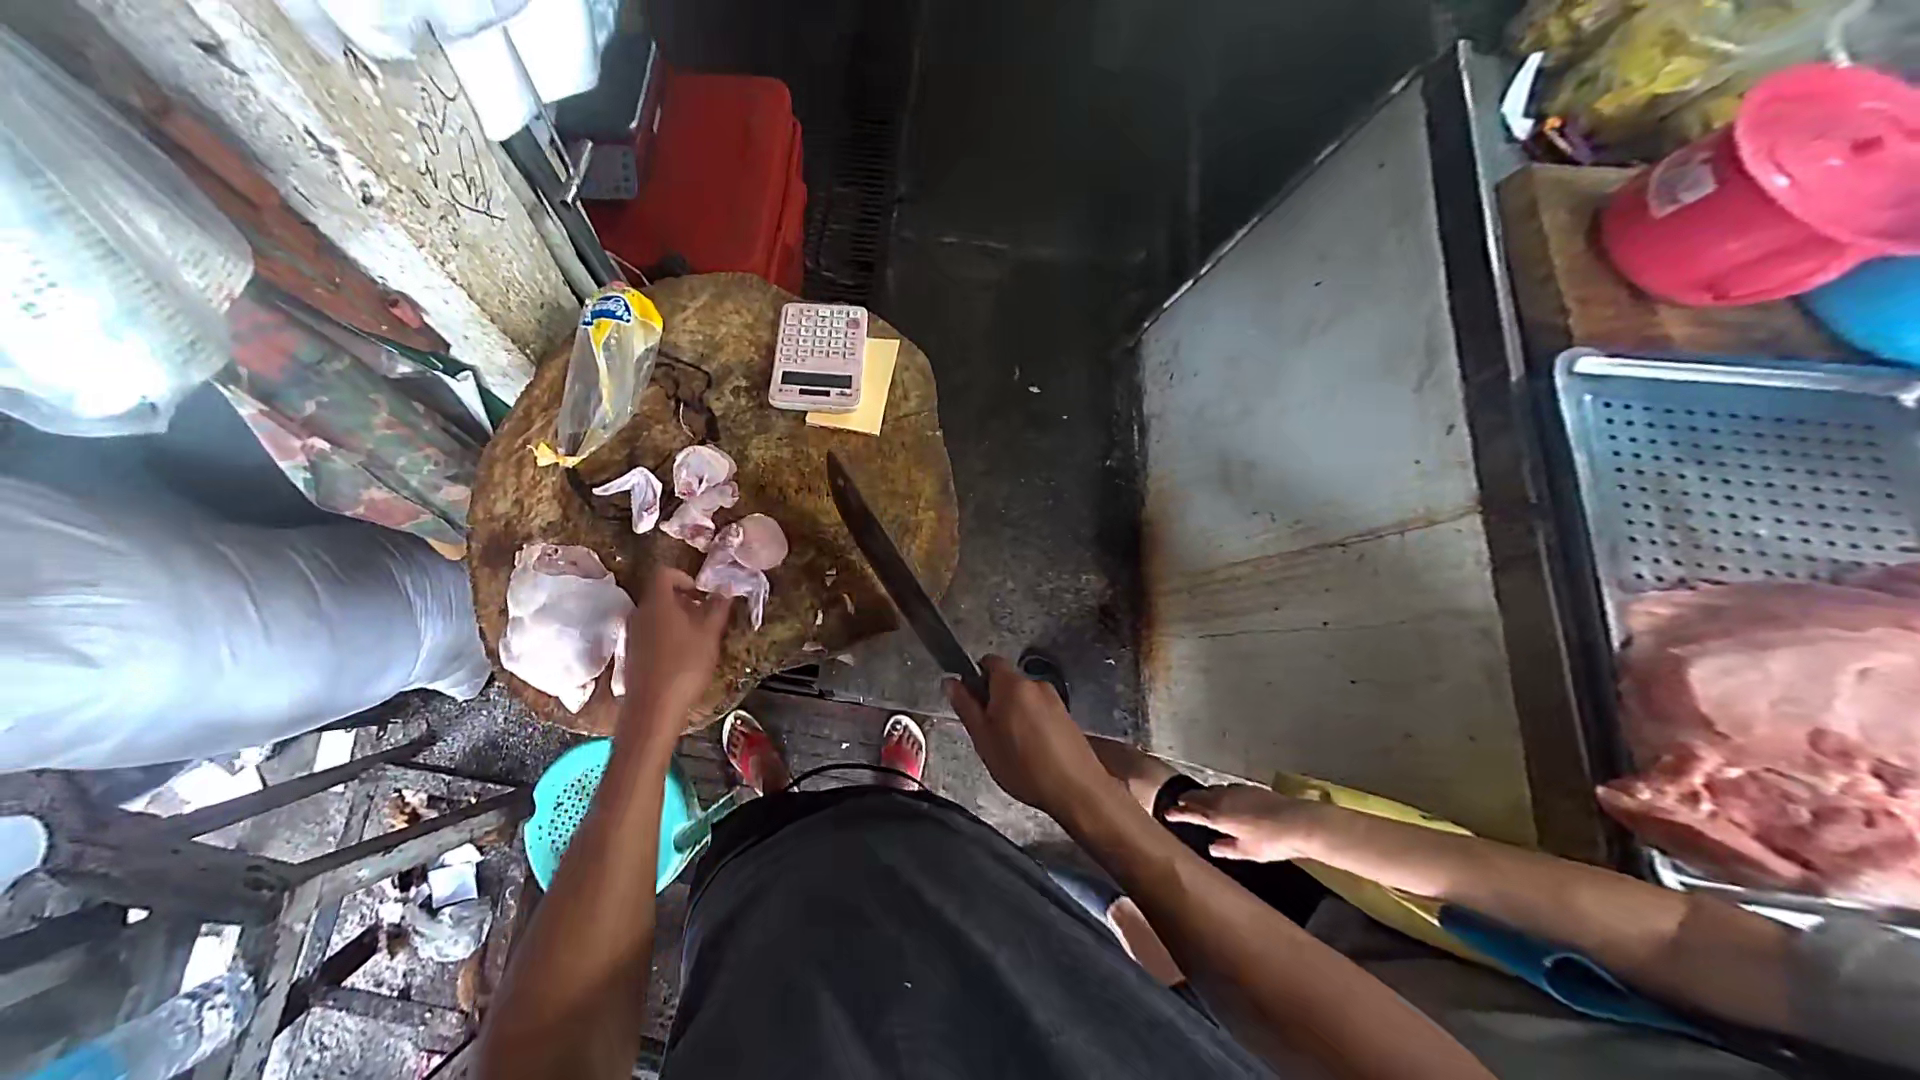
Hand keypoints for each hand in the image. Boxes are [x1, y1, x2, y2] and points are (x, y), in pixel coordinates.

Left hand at [617, 564, 733, 746]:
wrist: (653, 708)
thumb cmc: (685, 665)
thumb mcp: (709, 634)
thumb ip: (718, 607)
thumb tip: (725, 588)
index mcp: (657, 603)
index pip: (664, 573)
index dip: (685, 577)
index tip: (703, 593)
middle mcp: (639, 613)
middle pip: (660, 594)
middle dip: (685, 600)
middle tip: (707, 616)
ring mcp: (631, 634)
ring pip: (655, 615)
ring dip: (677, 619)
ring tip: (698, 637)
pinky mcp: (631, 653)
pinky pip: (650, 632)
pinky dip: (667, 635)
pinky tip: (683, 656)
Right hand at [944, 655, 1112, 819]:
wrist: (1075, 789)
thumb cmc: (1024, 766)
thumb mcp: (983, 738)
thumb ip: (966, 706)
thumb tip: (951, 683)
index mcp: (1012, 685)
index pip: (989, 661)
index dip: (975, 677)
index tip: (970, 699)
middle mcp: (1036, 685)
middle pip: (1006, 682)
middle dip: (993, 701)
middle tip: (987, 732)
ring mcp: (1054, 700)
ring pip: (1023, 699)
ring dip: (1013, 714)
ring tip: (1010, 747)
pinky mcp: (1066, 716)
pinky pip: (1040, 712)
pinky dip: (1031, 725)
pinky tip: (1030, 752)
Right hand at [1163, 785, 1322, 861]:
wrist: (1297, 822)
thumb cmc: (1271, 841)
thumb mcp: (1248, 852)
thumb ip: (1227, 848)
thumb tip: (1212, 847)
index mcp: (1217, 816)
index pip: (1191, 813)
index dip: (1178, 813)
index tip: (1167, 812)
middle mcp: (1222, 799)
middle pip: (1198, 796)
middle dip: (1187, 799)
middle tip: (1179, 803)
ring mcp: (1236, 791)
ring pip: (1212, 790)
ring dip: (1202, 794)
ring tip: (1198, 799)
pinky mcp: (1249, 788)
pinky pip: (1226, 788)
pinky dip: (1219, 793)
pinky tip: (1224, 798)